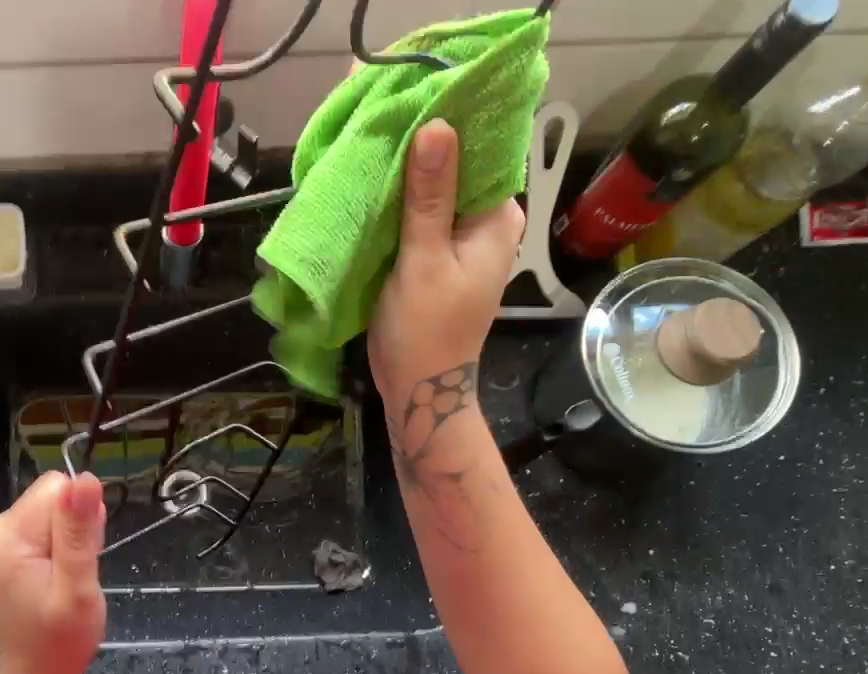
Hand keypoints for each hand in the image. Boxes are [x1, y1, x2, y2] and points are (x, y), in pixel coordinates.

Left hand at [0, 471, 106, 673]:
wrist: (37, 672)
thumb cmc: (62, 638)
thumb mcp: (78, 588)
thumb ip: (78, 532)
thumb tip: (85, 478)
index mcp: (2, 537)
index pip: (56, 490)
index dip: (79, 522)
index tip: (79, 558)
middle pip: (50, 497)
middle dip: (72, 531)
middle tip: (72, 573)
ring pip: (47, 510)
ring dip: (65, 540)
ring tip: (61, 578)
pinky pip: (38, 523)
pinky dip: (53, 547)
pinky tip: (51, 576)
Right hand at [368, 119, 525, 409]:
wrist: (417, 389)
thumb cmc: (426, 329)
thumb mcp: (424, 260)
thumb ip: (428, 196)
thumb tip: (437, 124)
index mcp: (497, 217)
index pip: (482, 149)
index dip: (452, 119)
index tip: (415, 90)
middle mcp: (484, 223)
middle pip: (456, 169)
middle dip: (422, 145)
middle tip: (381, 112)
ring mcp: (458, 241)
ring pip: (433, 193)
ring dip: (405, 175)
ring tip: (371, 139)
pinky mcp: (433, 257)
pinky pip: (418, 218)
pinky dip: (397, 205)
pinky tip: (371, 186)